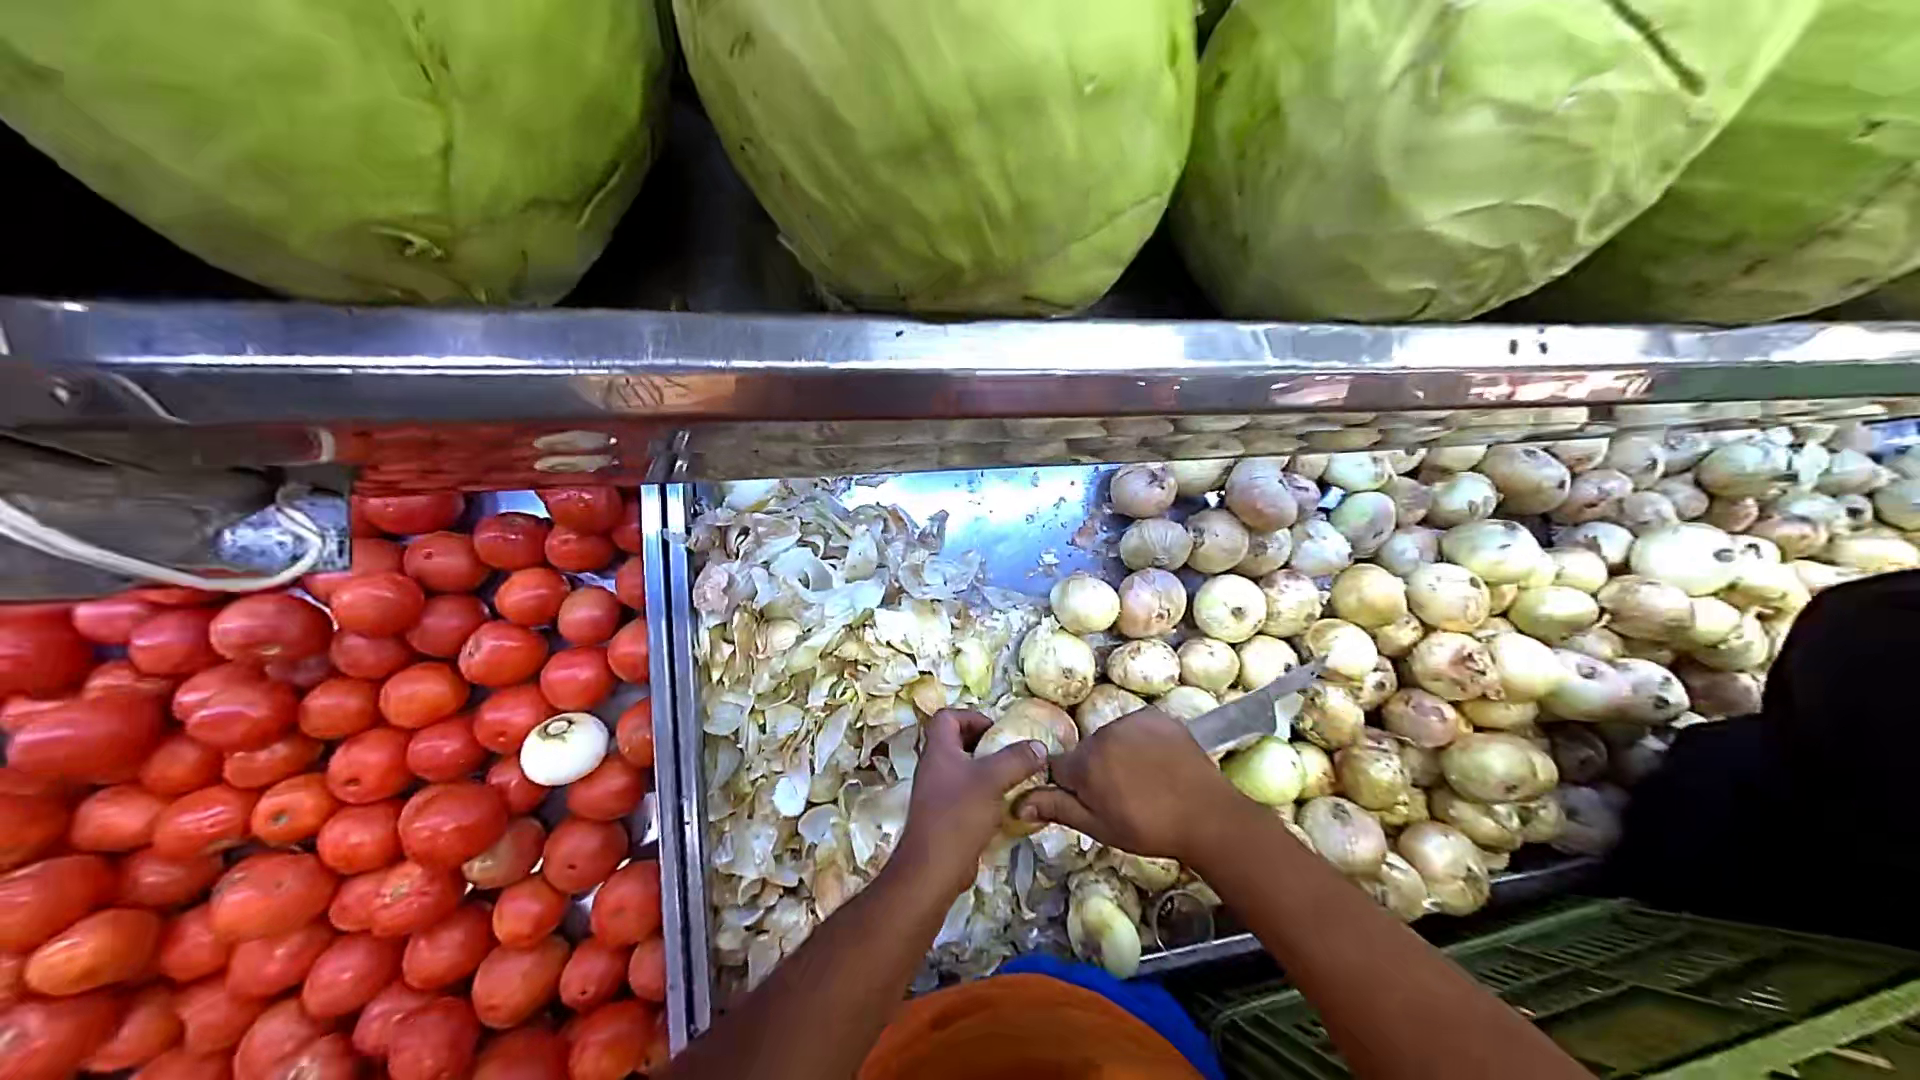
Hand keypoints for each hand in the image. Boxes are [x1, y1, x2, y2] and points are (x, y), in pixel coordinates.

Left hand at [889, 708, 1047, 899]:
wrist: (933, 867)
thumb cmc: (958, 815)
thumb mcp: (992, 780)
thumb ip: (1017, 760)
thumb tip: (1039, 746)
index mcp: (938, 750)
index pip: (946, 717)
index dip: (971, 716)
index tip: (996, 729)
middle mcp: (934, 767)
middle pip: (957, 742)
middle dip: (985, 743)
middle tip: (1009, 752)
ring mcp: (937, 792)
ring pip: (964, 769)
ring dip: (987, 770)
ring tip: (1012, 777)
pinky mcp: (945, 815)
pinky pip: (966, 794)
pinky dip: (985, 794)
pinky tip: (1005, 805)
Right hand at [1014, 707, 1242, 861]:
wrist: (1207, 816)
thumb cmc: (1148, 828)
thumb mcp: (1098, 826)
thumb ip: (1057, 808)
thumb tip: (1018, 801)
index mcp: (1085, 761)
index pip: (1059, 766)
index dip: (1071, 785)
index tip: (1090, 800)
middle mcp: (1104, 733)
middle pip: (1087, 750)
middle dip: (1096, 769)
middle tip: (1122, 797)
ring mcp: (1133, 721)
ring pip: (1112, 737)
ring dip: (1119, 753)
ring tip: (1144, 781)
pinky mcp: (1158, 717)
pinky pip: (1137, 727)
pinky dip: (1142, 741)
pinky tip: (1158, 763)